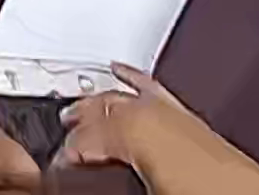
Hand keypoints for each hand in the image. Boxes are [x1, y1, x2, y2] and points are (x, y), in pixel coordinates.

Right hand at [58, 63, 258, 194]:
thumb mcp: (147, 193)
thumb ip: (120, 185)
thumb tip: (97, 184)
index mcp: (135, 129)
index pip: (87, 134)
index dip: (69, 151)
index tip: (61, 163)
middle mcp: (153, 113)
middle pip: (102, 106)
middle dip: (80, 117)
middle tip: (64, 134)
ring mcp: (176, 114)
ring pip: (125, 95)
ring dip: (101, 99)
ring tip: (83, 106)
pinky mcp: (197, 124)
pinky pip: (156, 91)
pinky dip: (135, 81)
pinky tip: (125, 74)